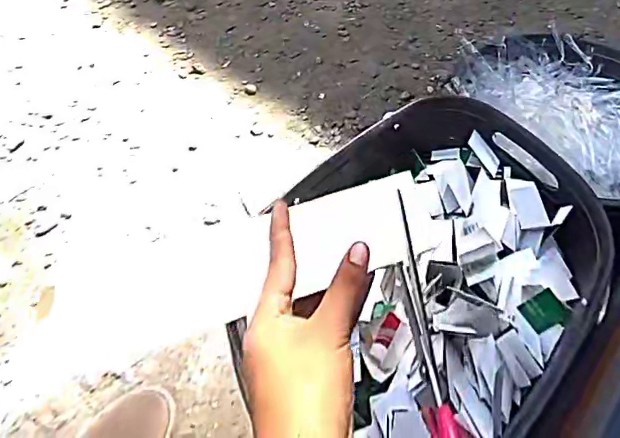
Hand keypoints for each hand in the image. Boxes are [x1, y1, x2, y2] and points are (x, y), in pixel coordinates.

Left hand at [241, 202, 372, 437]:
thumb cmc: (301, 410)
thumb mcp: (329, 332)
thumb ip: (345, 287)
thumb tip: (355, 254)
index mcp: (264, 324)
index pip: (275, 264)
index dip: (280, 232)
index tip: (279, 210)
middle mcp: (271, 338)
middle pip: (295, 284)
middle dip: (316, 259)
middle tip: (327, 230)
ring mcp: (288, 355)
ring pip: (312, 305)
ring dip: (333, 284)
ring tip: (351, 259)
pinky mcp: (306, 370)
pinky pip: (323, 324)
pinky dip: (339, 307)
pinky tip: (354, 296)